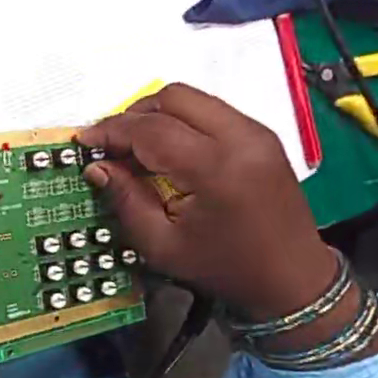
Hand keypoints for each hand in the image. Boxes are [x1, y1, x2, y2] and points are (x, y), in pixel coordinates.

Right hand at [76, 84, 336, 317]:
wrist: (293, 278)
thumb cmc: (224, 268)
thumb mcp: (161, 244)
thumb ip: (125, 199)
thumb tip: (97, 166)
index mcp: (215, 168)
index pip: (151, 129)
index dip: (111, 131)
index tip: (84, 141)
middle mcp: (240, 138)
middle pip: (173, 98)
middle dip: (132, 116)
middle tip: (108, 144)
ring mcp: (256, 132)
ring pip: (192, 98)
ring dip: (155, 115)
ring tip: (132, 147)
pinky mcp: (261, 136)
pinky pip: (209, 110)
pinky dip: (179, 121)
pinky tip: (163, 150)